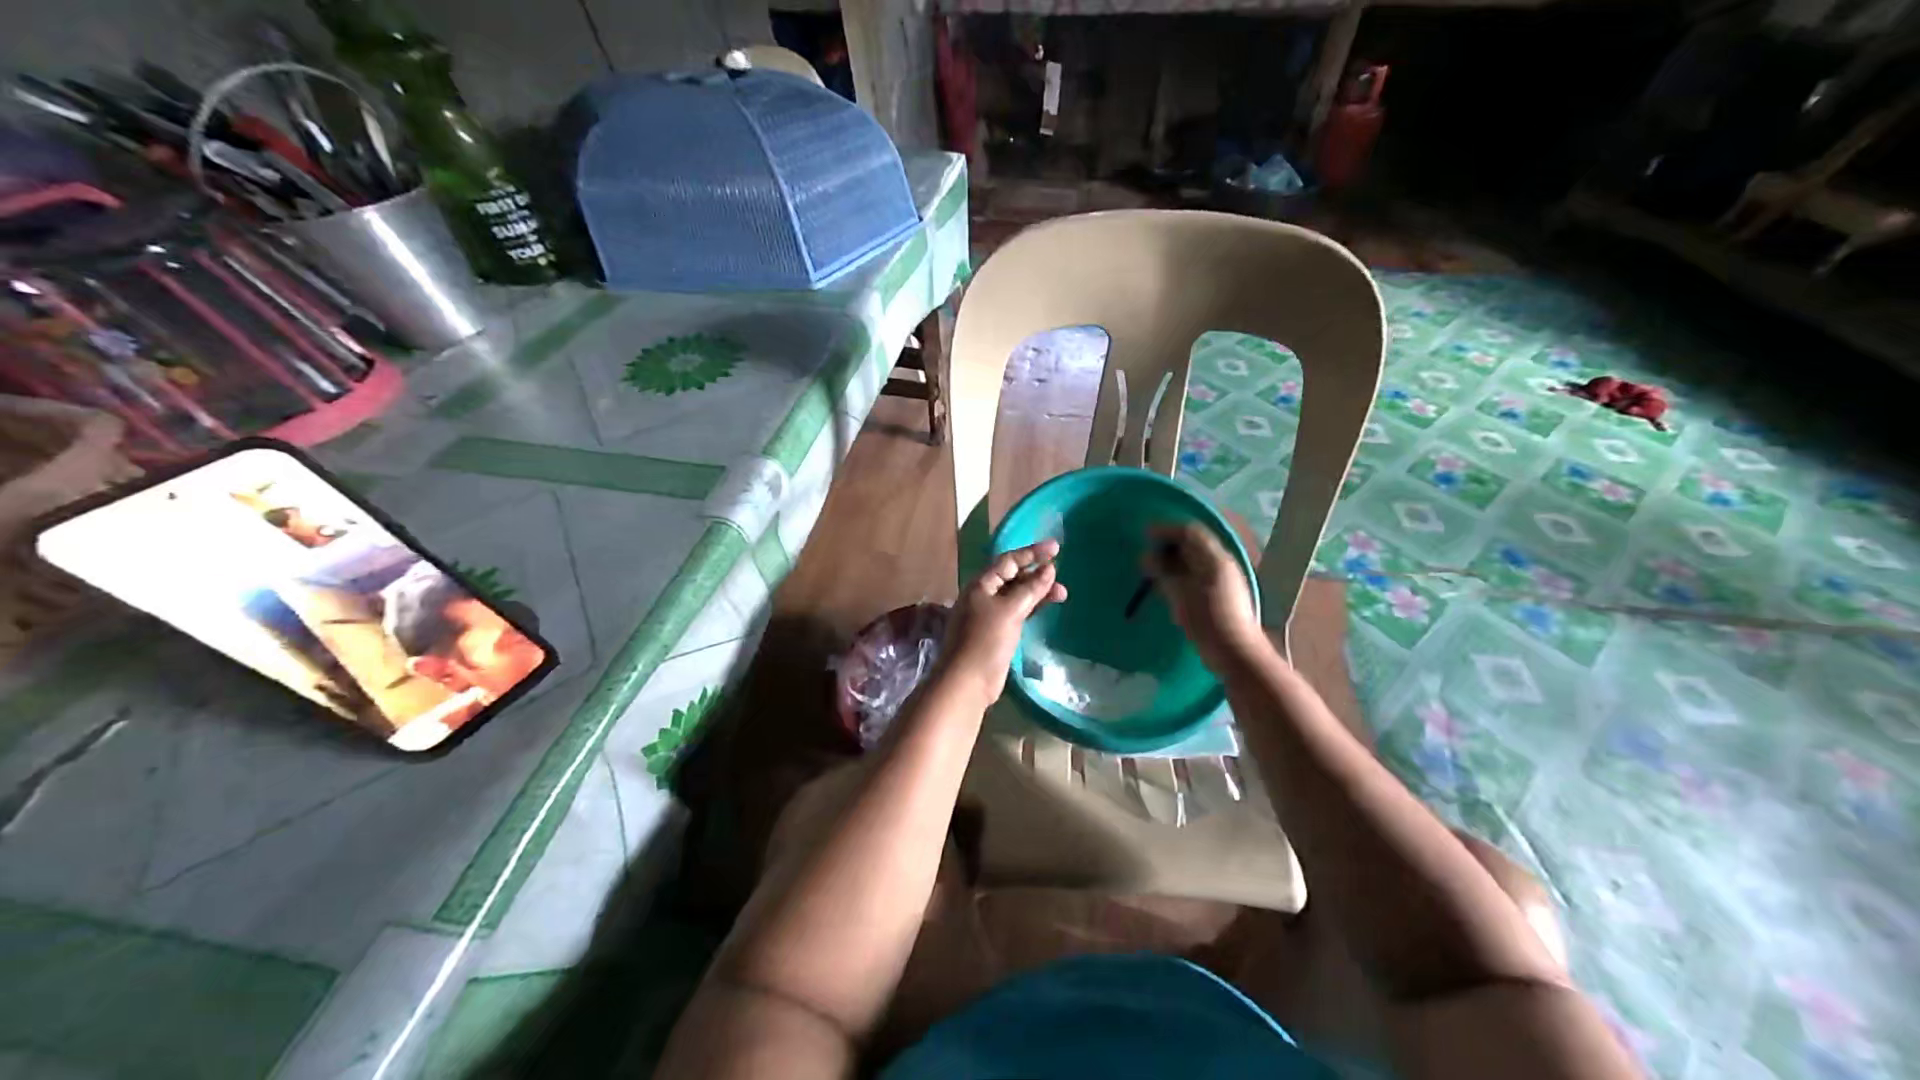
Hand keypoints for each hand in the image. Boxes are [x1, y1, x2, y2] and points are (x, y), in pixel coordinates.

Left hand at [937, 540, 1067, 705]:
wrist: (967, 681)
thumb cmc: (986, 641)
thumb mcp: (1010, 611)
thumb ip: (1030, 589)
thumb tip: (1048, 569)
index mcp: (981, 585)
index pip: (1009, 561)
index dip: (1032, 552)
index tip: (1057, 548)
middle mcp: (984, 595)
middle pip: (1013, 576)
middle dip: (1037, 573)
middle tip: (1061, 572)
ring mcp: (989, 614)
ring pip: (1017, 595)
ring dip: (1038, 592)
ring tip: (1062, 593)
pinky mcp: (997, 632)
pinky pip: (1018, 611)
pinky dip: (1032, 607)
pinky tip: (1047, 606)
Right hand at [1145, 523, 1263, 670]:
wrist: (1237, 654)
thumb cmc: (1208, 622)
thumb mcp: (1181, 595)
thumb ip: (1164, 573)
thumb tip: (1147, 556)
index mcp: (1216, 559)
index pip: (1190, 532)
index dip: (1166, 530)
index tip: (1145, 535)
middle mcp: (1223, 564)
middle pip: (1194, 544)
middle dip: (1169, 544)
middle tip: (1146, 552)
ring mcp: (1225, 579)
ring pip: (1196, 559)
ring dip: (1175, 559)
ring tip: (1153, 568)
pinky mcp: (1222, 594)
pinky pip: (1199, 572)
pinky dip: (1182, 572)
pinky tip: (1169, 584)